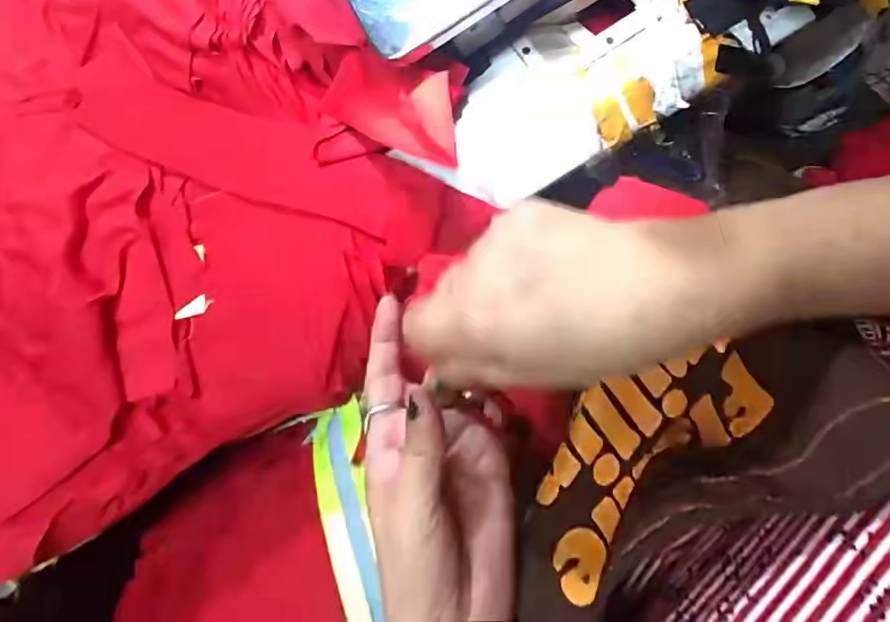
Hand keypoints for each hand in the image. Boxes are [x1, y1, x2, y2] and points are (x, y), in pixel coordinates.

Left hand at [364, 296, 514, 621]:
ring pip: (464, 388)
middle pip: (428, 375)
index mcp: (390, 440)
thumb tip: (422, 386)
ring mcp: (460, 441)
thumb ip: (419, 445)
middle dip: (437, 342)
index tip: (391, 298)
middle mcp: (425, 431)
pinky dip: (498, 394)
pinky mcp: (493, 455)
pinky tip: (505, 377)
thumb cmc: (413, 561)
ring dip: (472, 364)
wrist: (459, 614)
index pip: (384, 379)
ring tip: (486, 333)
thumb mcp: (409, 502)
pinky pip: (494, 414)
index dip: (385, 340)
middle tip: (457, 300)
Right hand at [404, 201, 744, 388]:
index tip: (466, 347)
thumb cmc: (603, 346)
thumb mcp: (534, 374)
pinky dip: (512, 255)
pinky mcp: (519, 210)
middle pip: (442, 290)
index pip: (413, 324)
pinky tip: (552, 263)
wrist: (660, 280)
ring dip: (490, 280)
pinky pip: (497, 241)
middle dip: (465, 309)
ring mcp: (495, 232)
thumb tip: (436, 365)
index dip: (434, 340)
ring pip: (471, 263)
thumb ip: (473, 367)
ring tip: (540, 289)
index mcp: (472, 319)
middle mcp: (471, 269)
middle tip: (513, 322)